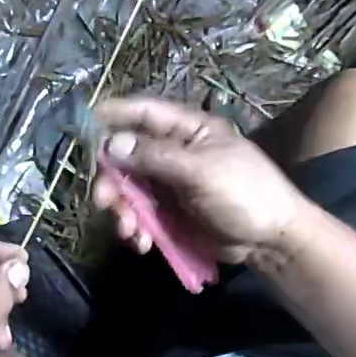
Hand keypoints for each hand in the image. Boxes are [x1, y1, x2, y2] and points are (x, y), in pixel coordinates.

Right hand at [92, 97, 313, 264]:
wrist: (271, 240)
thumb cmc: (245, 192)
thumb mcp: (200, 171)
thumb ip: (156, 157)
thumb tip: (112, 143)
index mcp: (187, 130)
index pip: (144, 112)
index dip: (115, 115)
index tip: (84, 125)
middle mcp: (174, 153)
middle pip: (127, 156)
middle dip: (112, 180)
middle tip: (103, 200)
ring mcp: (170, 184)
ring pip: (129, 190)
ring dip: (123, 211)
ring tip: (130, 232)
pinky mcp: (170, 213)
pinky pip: (141, 216)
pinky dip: (136, 229)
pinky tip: (142, 243)